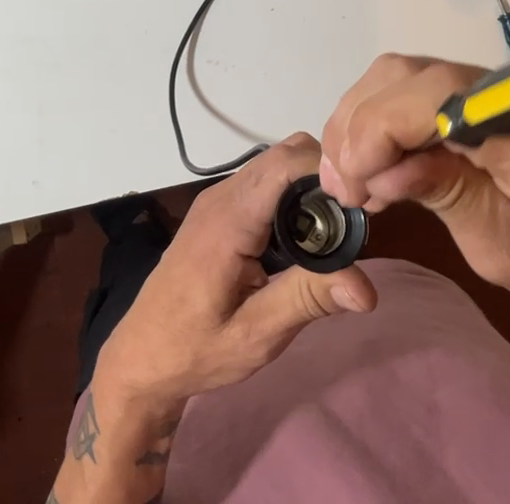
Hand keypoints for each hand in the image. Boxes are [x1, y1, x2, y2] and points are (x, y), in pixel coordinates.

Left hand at [94, 134, 377, 407]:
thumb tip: (366, 287)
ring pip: (276, 165)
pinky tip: (310, 237)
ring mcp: (217, 200)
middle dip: (327, 176)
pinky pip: (264, 184)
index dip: (328, 171)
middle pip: (284, 156)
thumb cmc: (195, 348)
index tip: (364, 203)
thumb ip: (306, 300)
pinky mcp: (219, 211)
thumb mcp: (255, 335)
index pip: (284, 165)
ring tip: (341, 231)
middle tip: (359, 221)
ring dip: (312, 185)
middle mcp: (221, 198)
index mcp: (228, 221)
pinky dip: (294, 195)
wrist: (144, 354)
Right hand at [317, 54, 509, 331]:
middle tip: (341, 186)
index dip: (381, 129)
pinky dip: (382, 116)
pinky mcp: (491, 87)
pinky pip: (419, 84)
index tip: (352, 182)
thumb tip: (382, 169)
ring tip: (350, 177)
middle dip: (360, 127)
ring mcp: (506, 81)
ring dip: (362, 120)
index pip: (441, 99)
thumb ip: (447, 198)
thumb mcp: (504, 253)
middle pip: (412, 76)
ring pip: (405, 73)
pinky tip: (373, 160)